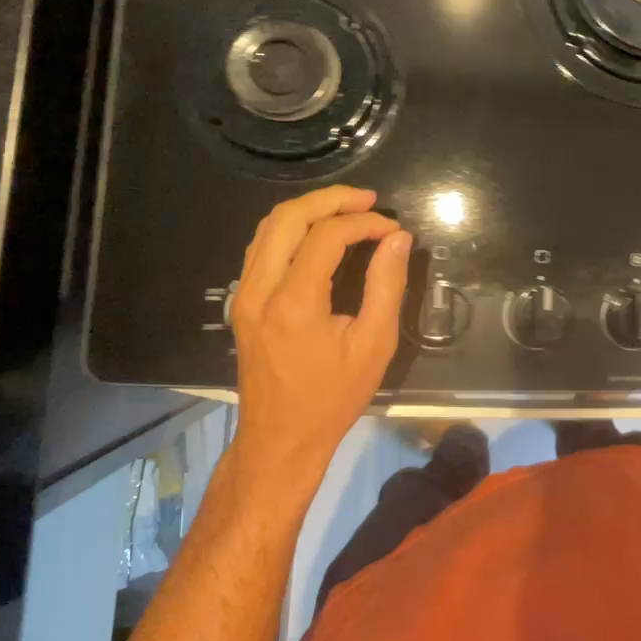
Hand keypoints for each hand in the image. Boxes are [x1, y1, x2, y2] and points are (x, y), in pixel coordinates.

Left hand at [230, 185, 411, 480]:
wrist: (281, 439)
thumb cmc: (333, 397)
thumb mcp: (374, 344)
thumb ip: (387, 286)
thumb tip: (398, 240)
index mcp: (294, 301)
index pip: (326, 236)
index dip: (364, 223)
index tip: (394, 230)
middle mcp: (260, 289)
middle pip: (287, 218)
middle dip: (331, 201)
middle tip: (369, 201)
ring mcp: (244, 295)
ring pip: (268, 228)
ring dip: (309, 211)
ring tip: (349, 211)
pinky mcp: (243, 303)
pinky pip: (262, 247)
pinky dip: (291, 230)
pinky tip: (320, 236)